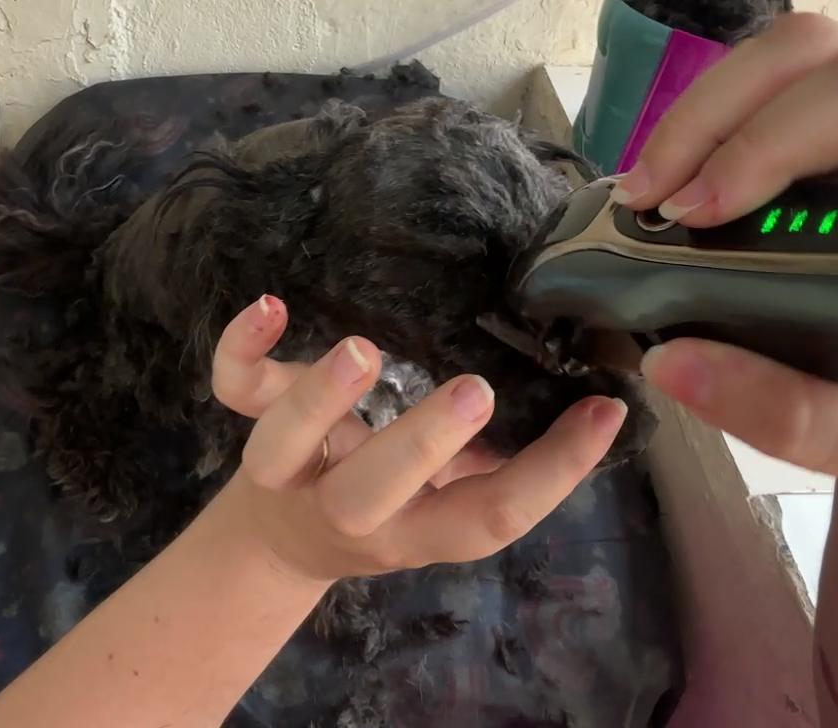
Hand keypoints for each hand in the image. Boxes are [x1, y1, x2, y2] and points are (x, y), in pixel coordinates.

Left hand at [205, 295, 626, 584]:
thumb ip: (495, 458)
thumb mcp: (443, 493)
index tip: (604, 410)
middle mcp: (348, 504)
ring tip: (363, 349)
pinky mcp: (248, 420)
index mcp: (414, 523)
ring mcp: (289, 465)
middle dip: (423, 443)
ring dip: (321, 397)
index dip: (551, 474)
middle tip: (476, 389)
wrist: (282, 532)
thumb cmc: (384, 496)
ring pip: (285, 445)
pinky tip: (272, 304)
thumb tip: (586, 396)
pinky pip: (233, 388)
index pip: (488, 516)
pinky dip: (243, 346)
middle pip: (376, 493)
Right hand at [615, 13, 837, 507]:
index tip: (697, 215)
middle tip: (646, 201)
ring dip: (694, 119)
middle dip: (709, 119)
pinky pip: (756, 100)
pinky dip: (695, 133)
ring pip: (778, 64)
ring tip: (643, 194)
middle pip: (812, 56)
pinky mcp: (830, 146)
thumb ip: (807, 420)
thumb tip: (670, 362)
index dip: (770, 140)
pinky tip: (665, 190)